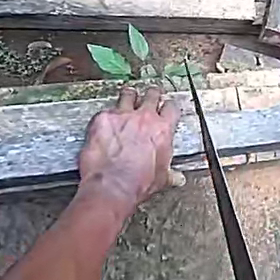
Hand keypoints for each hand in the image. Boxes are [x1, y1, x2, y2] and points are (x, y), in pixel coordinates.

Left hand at [77, 84, 179, 213]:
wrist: (111, 186)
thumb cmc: (137, 184)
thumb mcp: (161, 178)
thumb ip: (169, 172)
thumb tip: (177, 177)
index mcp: (162, 130)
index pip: (171, 107)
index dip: (168, 107)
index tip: (165, 109)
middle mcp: (144, 118)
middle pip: (152, 94)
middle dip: (151, 94)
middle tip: (149, 96)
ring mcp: (123, 115)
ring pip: (128, 94)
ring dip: (129, 97)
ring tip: (127, 99)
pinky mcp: (103, 118)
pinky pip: (106, 110)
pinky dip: (106, 116)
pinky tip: (104, 123)